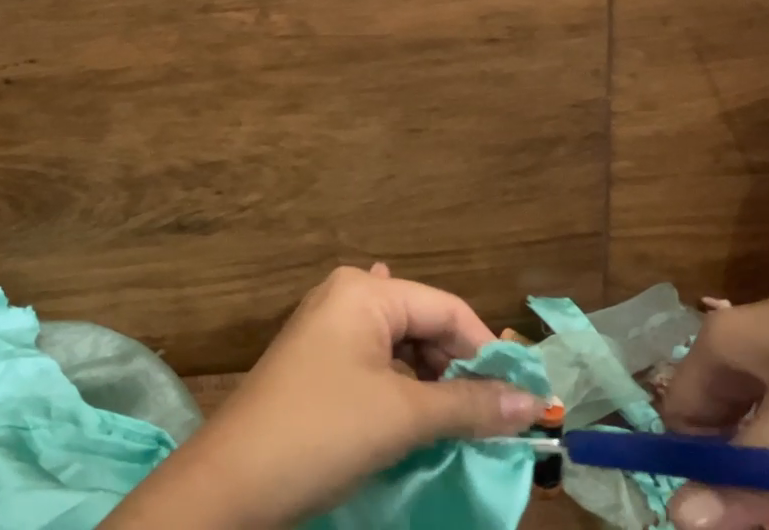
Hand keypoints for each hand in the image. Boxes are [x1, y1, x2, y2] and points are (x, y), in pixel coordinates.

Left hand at [103, 264, 546, 528]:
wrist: (236, 477)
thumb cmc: (324, 430)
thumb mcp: (404, 416)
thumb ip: (471, 405)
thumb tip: (532, 402)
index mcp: (365, 291)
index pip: (448, 309)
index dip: (489, 352)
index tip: (523, 401)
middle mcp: (345, 297)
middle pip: (425, 323)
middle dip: (460, 368)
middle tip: (491, 420)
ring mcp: (327, 329)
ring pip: (402, 346)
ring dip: (434, 381)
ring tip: (457, 422)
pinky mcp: (318, 363)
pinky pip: (377, 364)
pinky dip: (405, 387)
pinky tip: (416, 405)